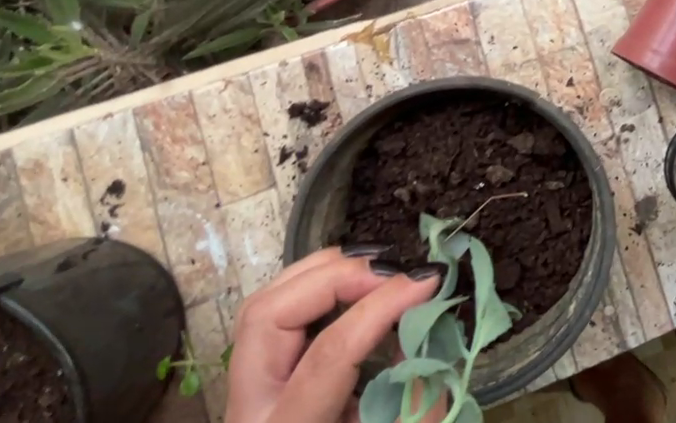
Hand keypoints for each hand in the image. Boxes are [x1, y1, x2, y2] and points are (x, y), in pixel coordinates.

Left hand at [225, 247, 438, 422]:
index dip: (384, 306)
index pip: (331, 352)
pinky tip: (357, 285)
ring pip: (264, 303)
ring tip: (378, 267)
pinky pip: (275, 312)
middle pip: (269, 314)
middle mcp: (249, 412)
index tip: (431, 280)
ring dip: (322, 271)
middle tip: (394, 270)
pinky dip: (316, 284)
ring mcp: (242, 394)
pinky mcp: (255, 380)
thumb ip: (418, 393)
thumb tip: (433, 324)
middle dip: (336, 277)